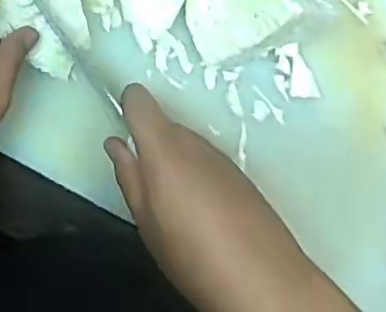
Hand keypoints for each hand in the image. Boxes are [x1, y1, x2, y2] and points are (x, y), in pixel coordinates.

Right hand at [106, 85, 355, 311]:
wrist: (269, 286)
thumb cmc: (195, 254)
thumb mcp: (147, 221)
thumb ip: (128, 175)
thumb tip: (116, 145)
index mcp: (162, 145)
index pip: (139, 99)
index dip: (129, 106)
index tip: (125, 128)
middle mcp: (193, 141)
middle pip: (165, 125)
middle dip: (154, 146)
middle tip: (151, 186)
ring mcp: (221, 157)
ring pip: (188, 146)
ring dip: (180, 164)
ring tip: (182, 208)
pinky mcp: (243, 176)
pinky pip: (210, 164)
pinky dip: (203, 179)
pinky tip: (209, 217)